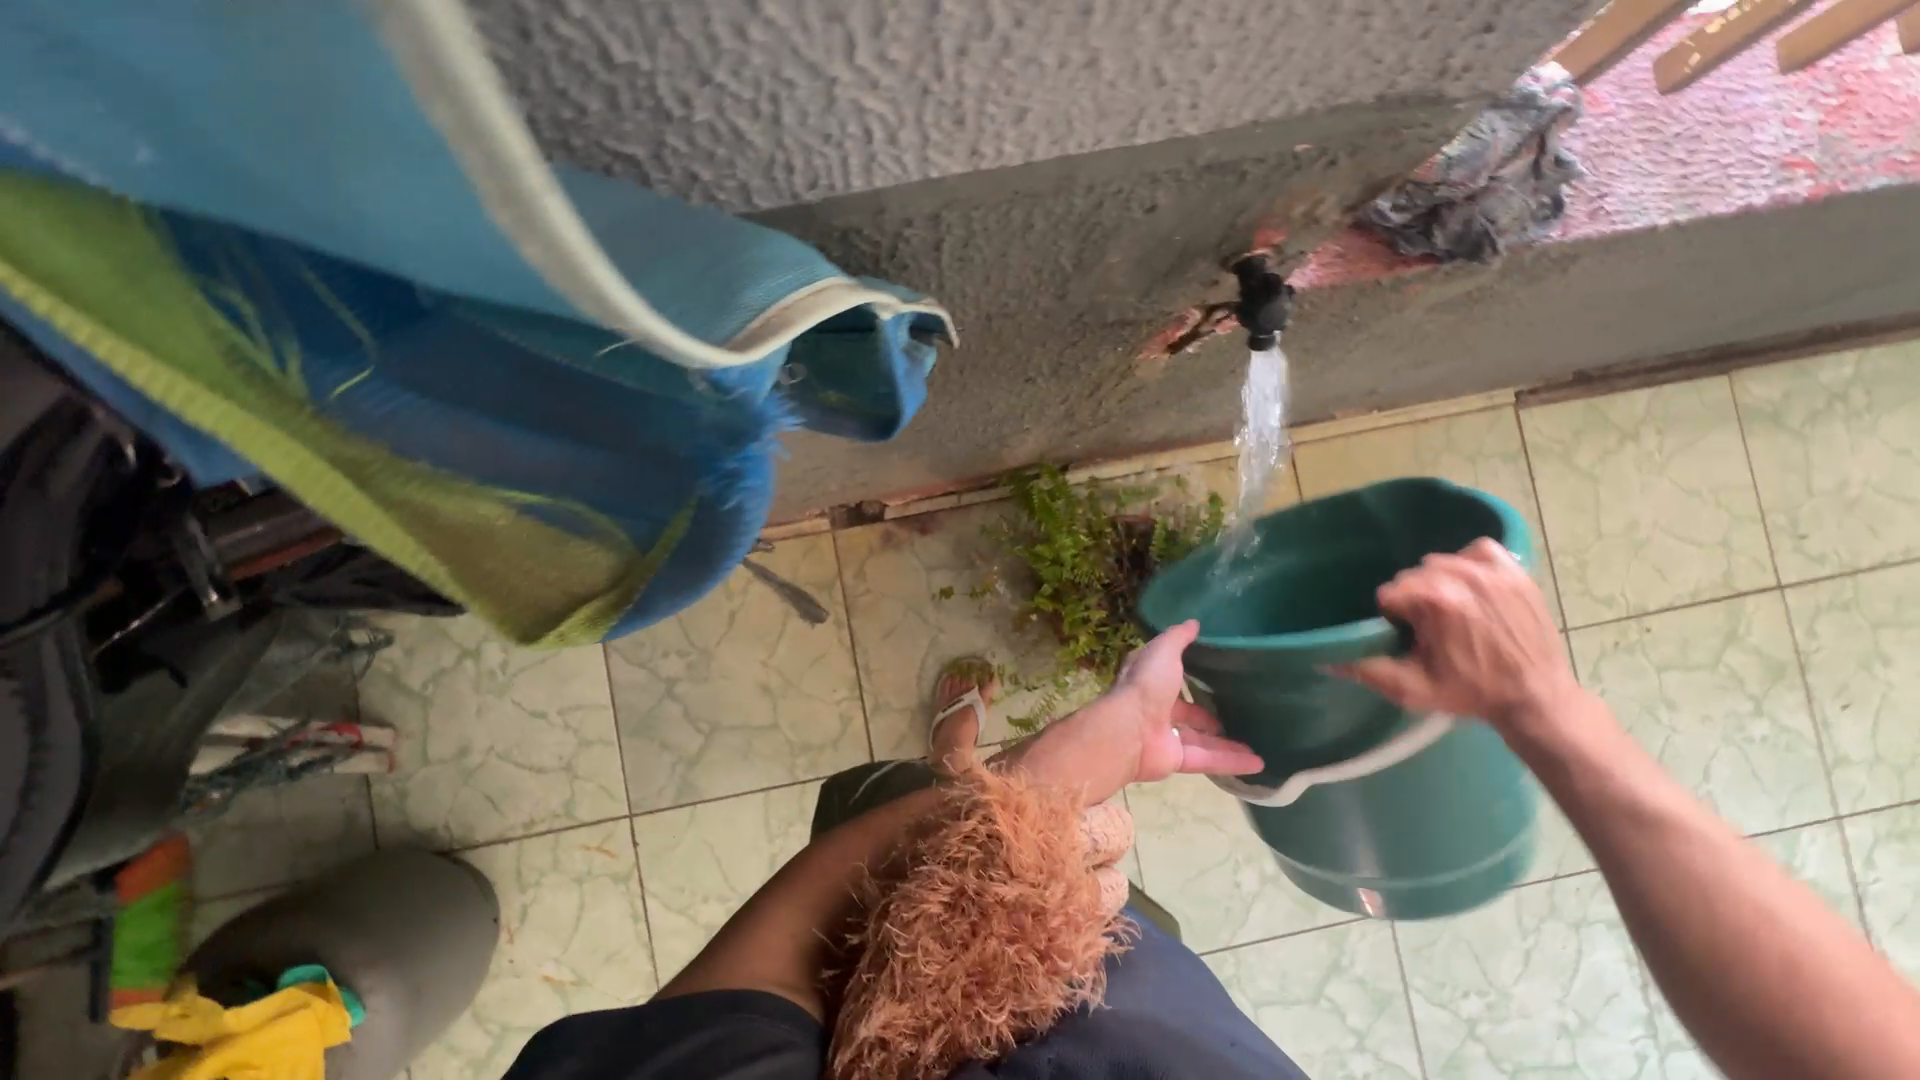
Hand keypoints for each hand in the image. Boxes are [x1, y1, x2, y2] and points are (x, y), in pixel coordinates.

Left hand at [993, 621, 1264, 805]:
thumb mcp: (1163, 651)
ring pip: (1200, 740)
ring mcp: (1164, 736)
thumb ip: (1178, 638)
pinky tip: (1257, 763)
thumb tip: (1194, 622)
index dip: (1185, 674)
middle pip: (1185, 713)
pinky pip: (1206, 760)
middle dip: (1206, 716)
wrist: (1129, 731)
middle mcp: (1155, 708)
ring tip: (1257, 743)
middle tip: (1236, 714)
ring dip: (1227, 743)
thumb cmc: (1144, 685)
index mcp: (1148, 681)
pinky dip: (1231, 762)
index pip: (1167, 676)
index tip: (1211, 673)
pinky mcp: (1174, 760)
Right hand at [1338, 537, 1582, 736]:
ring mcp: (1492, 572)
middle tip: (1429, 629)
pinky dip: (1469, 563)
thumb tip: (1324, 661)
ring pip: (1440, 562)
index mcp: (1433, 601)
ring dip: (1437, 582)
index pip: (1389, 593)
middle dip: (1413, 599)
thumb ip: (1367, 671)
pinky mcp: (1516, 573)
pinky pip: (1478, 550)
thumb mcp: (1412, 689)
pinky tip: (1471, 586)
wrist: (1536, 697)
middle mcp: (1461, 577)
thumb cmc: (1471, 692)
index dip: (1393, 616)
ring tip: (1451, 610)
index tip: (1408, 636)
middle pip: (1413, 576)